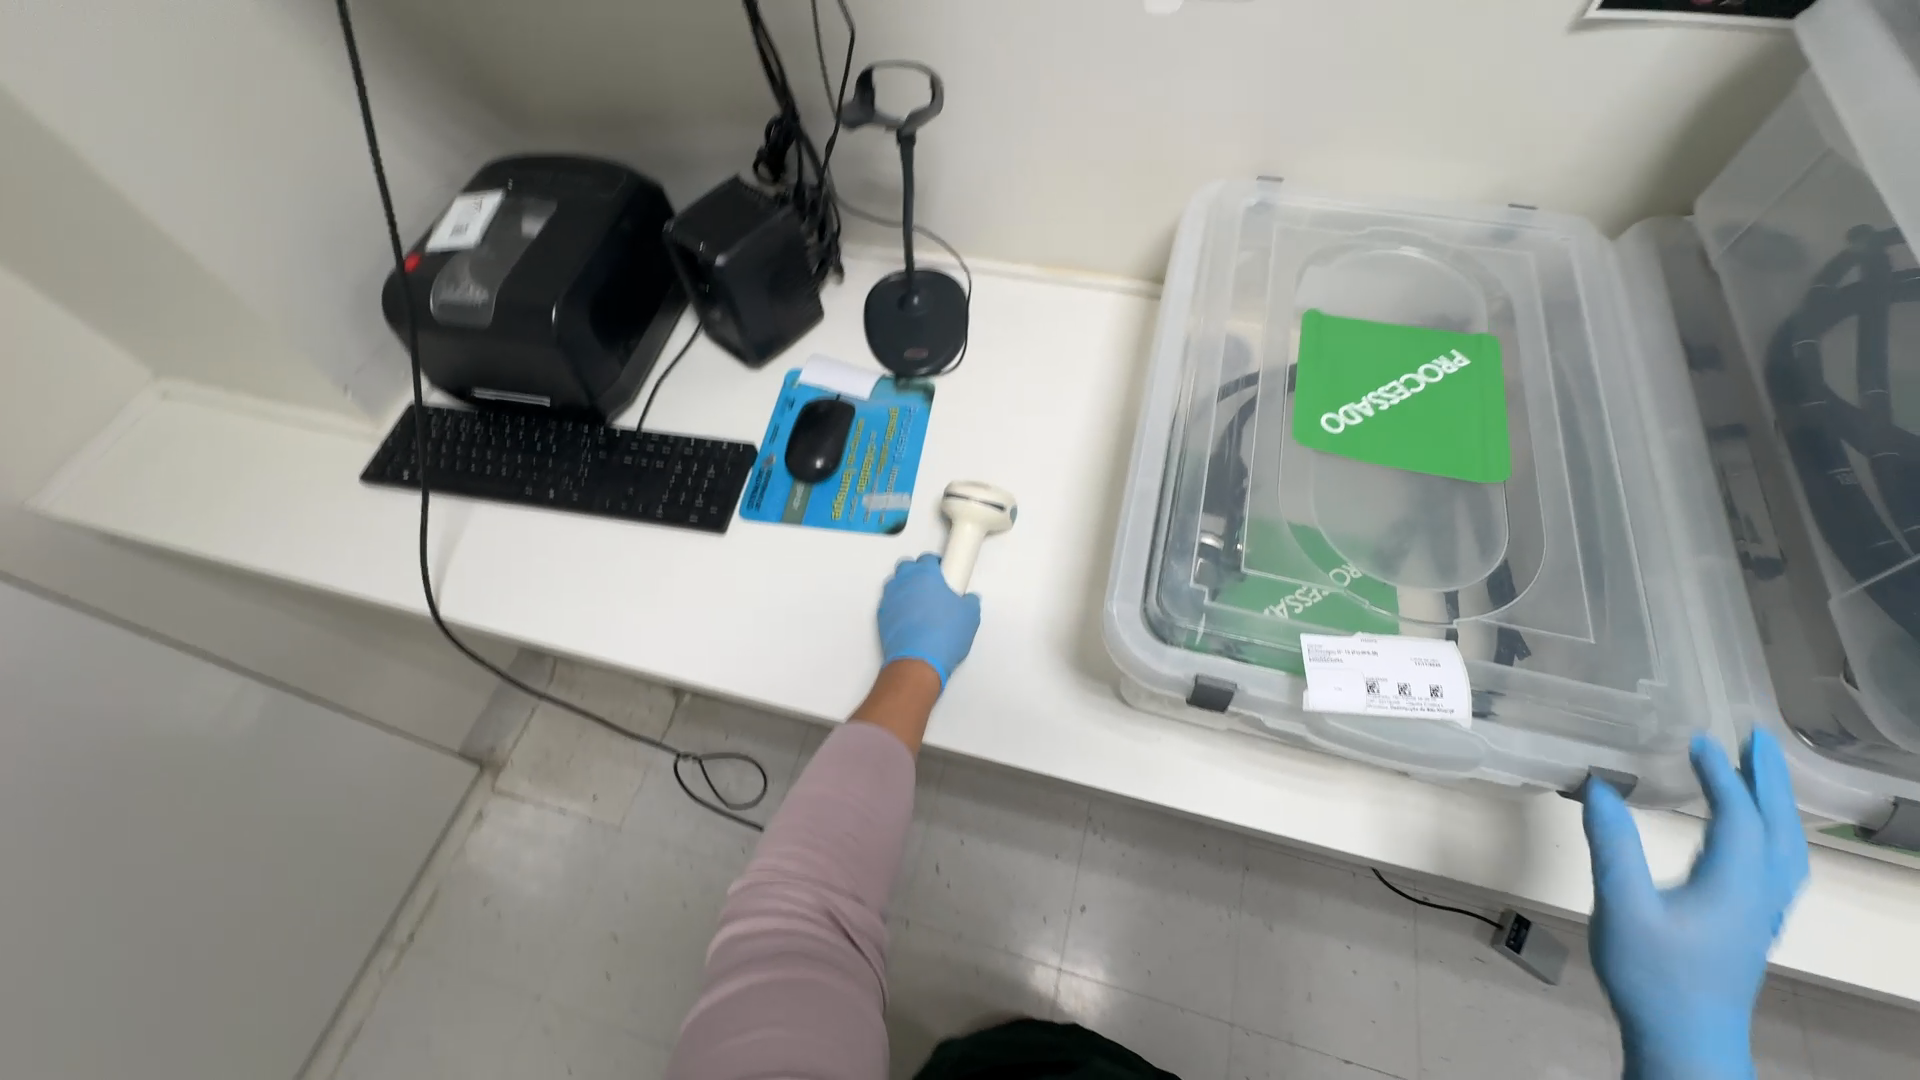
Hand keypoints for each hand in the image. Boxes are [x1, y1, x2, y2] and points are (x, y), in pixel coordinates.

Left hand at [877, 553, 981, 687]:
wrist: (918, 660)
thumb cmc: (945, 633)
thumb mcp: (970, 616)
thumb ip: (970, 602)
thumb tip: (969, 599)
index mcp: (925, 574)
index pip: (927, 558)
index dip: (936, 564)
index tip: (943, 572)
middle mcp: (904, 582)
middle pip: (906, 566)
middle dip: (916, 572)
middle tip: (930, 586)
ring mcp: (890, 599)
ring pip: (895, 584)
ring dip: (904, 588)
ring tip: (918, 603)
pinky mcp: (881, 617)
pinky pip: (889, 604)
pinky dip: (897, 607)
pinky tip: (908, 619)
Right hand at [1580, 731, 1808, 1079]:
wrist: (1684, 1038)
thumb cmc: (1652, 972)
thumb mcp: (1622, 906)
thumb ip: (1612, 844)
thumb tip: (1600, 784)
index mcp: (1735, 886)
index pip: (1739, 819)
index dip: (1723, 776)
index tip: (1700, 739)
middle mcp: (1760, 896)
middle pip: (1779, 831)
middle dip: (1769, 783)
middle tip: (1758, 739)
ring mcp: (1759, 914)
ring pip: (1785, 852)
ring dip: (1775, 808)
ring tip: (1757, 776)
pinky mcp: (1747, 926)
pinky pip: (1774, 868)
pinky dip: (1769, 836)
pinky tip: (1748, 837)